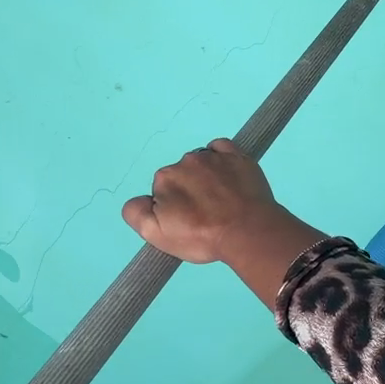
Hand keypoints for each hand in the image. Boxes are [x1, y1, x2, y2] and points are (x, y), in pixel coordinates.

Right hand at [121, 139, 319, 265]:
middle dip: (189, 190)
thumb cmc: (202, 236)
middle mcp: (187, 160)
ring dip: (206, 176)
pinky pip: (222, 147)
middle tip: (205, 212)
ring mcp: (214, 156)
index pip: (162, 190)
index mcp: (165, 177)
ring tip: (220, 199)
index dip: (173, 206)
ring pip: (202, 162)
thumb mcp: (156, 234)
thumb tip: (139, 199)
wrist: (248, 231)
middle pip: (182, 175)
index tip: (187, 220)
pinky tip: (226, 173)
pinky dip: (221, 157)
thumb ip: (136, 213)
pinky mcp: (238, 155)